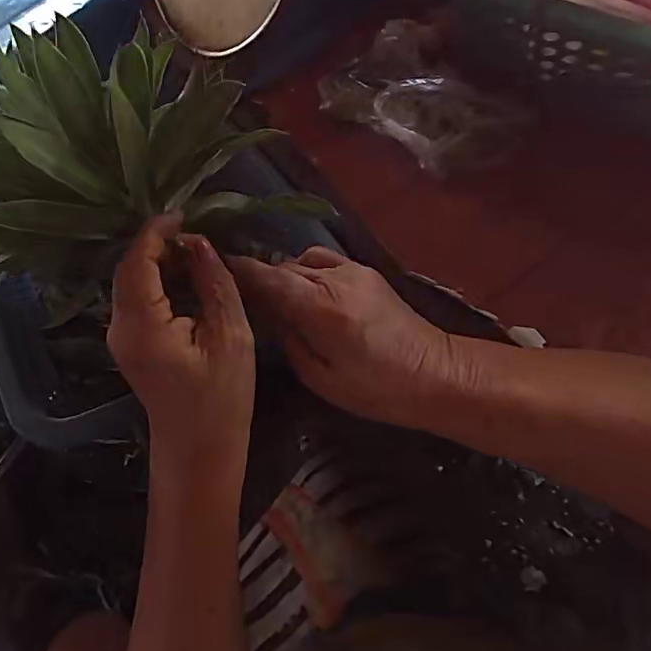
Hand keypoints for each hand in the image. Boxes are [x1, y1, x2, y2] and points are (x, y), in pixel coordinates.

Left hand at [107, 214, 255, 482]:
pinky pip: (135, 300)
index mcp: (142, 325)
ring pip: (129, 283)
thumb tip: (199, 243)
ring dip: (156, 262)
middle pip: (127, 270)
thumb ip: (214, 284)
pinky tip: (184, 278)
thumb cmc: (221, 400)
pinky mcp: (127, 343)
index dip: (155, 232)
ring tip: (194, 253)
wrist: (197, 451)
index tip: (182, 214)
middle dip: (156, 245)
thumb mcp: (231, 337)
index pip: (137, 263)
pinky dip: (156, 281)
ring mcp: (118, 337)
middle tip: (194, 235)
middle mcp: (119, 327)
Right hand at [227, 247, 469, 424]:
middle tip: (239, 294)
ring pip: (300, 261)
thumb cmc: (377, 389)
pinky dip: (305, 270)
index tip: (211, 267)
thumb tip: (266, 312)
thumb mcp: (320, 376)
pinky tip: (304, 291)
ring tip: (275, 297)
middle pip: (281, 267)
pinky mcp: (365, 271)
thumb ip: (287, 338)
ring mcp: (352, 271)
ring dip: (283, 275)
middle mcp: (334, 279)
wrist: (439, 375)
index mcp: (320, 308)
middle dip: (258, 277)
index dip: (237, 270)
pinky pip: (322, 261)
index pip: (267, 277)